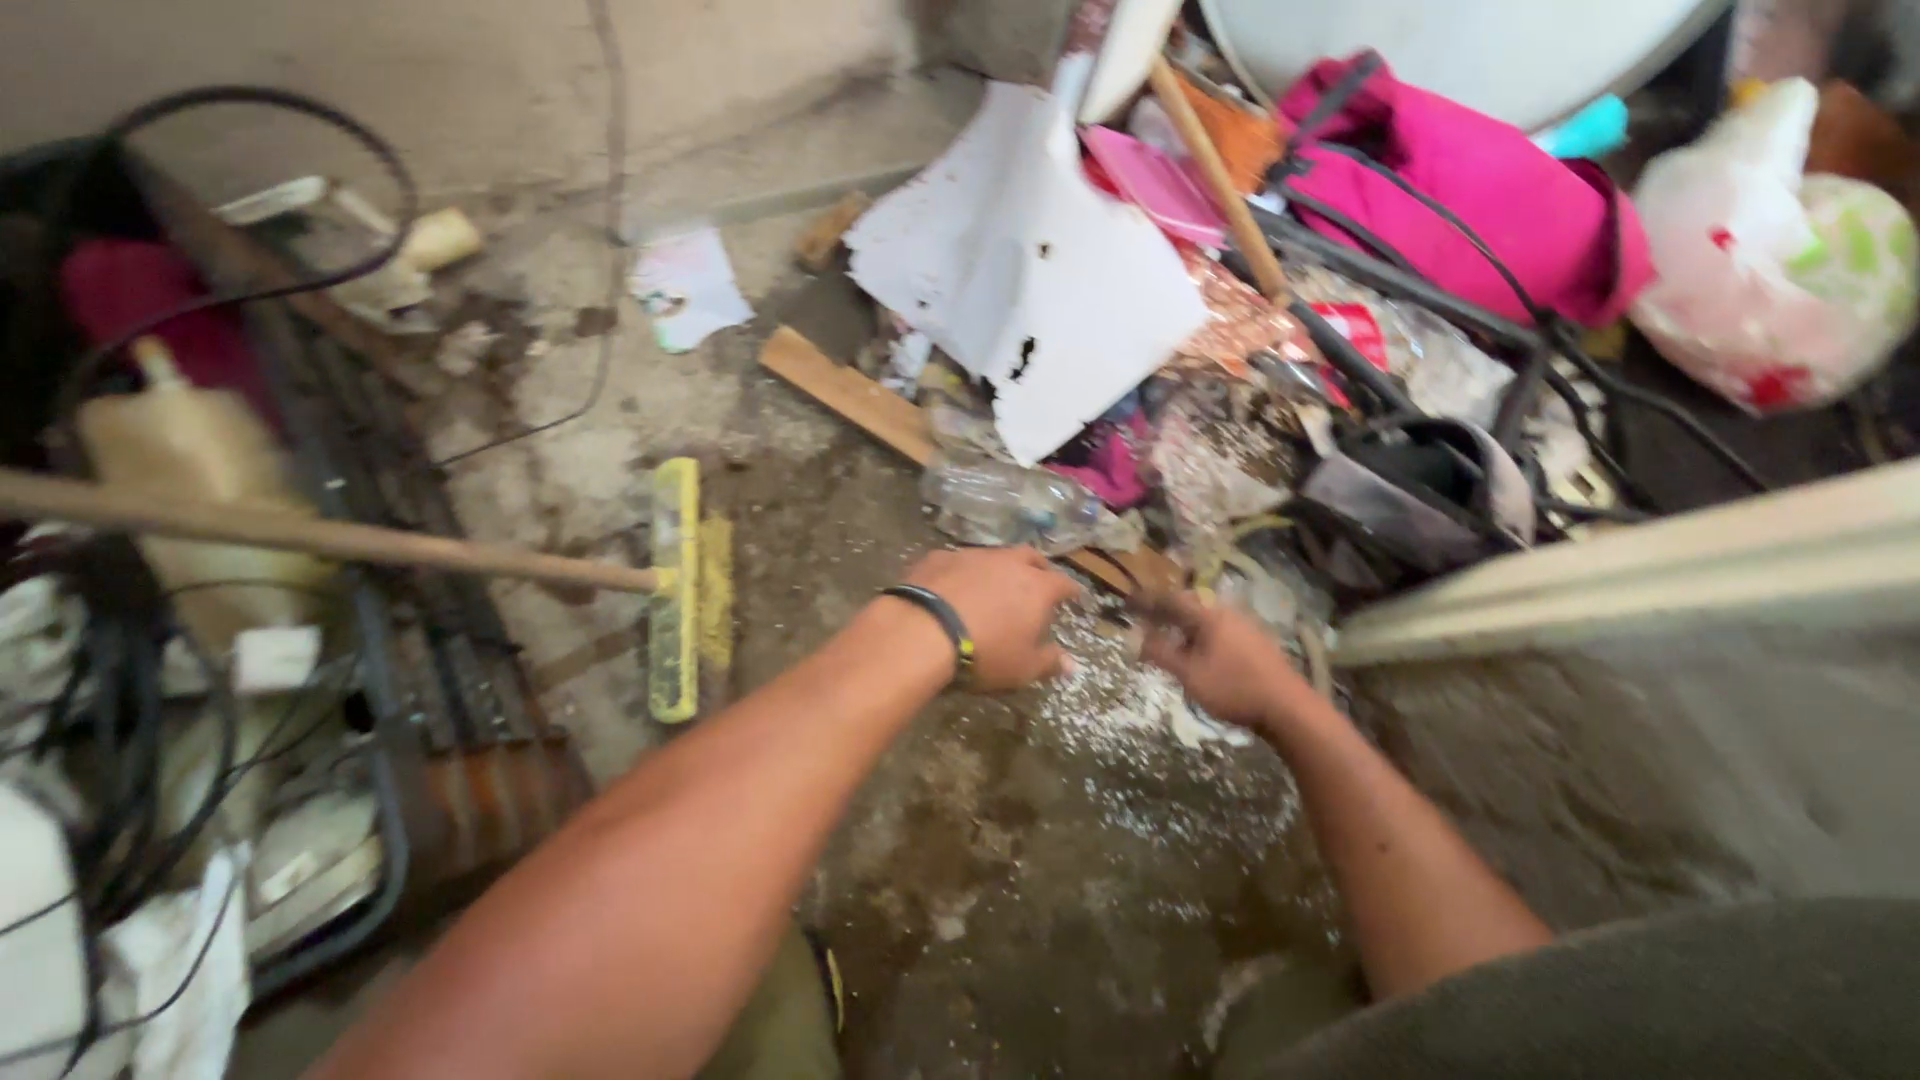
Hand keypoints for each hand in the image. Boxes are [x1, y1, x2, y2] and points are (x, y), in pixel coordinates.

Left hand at [896, 547, 1081, 690]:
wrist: (922, 631)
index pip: (1064, 583)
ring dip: (998, 568)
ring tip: (993, 586)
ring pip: (993, 555)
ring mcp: (971, 555)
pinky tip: (954, 587)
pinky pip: (958, 562)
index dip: (1072, 591)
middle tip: (1038, 581)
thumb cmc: (984, 652)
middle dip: (1038, 568)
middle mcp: (1008, 562)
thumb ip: (1049, 663)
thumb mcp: (1022, 668)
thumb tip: (1072, 664)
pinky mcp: (938, 557)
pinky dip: (963, 573)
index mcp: (1036, 587)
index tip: (1075, 596)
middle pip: (1030, 557)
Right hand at [1137, 592, 1314, 731]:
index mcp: (1210, 615)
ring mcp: (1245, 626)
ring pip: (1206, 617)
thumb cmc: (1234, 689)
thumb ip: (1161, 653)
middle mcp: (1228, 613)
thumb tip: (1137, 637)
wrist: (1288, 708)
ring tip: (1169, 641)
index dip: (1148, 602)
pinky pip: (1219, 628)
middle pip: (1190, 604)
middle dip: (1166, 612)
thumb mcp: (1189, 675)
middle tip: (1147, 624)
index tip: (1129, 605)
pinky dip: (1201, 635)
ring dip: (1184, 625)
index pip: (1171, 599)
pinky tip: (1198, 654)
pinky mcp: (1255, 642)